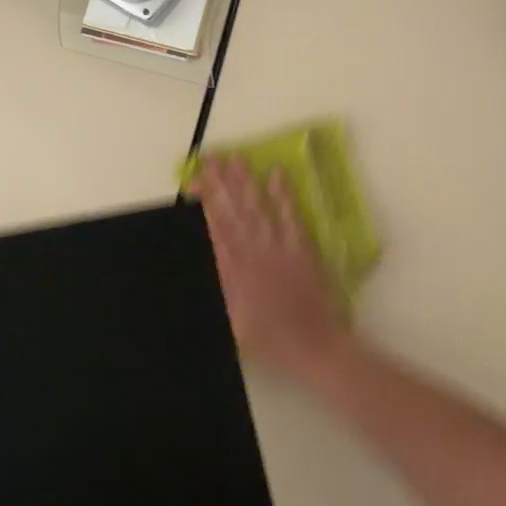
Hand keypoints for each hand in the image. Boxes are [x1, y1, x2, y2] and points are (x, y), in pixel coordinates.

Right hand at [192, 156, 349, 379]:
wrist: (311, 348)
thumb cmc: (268, 341)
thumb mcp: (230, 320)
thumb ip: (218, 287)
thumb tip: (208, 253)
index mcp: (232, 271)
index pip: (213, 228)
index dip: (203, 202)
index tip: (194, 181)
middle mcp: (252, 253)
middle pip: (233, 212)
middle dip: (220, 183)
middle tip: (211, 158)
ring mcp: (278, 248)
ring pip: (258, 208)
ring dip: (246, 182)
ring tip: (236, 158)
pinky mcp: (302, 248)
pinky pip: (291, 216)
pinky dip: (284, 194)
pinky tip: (277, 173)